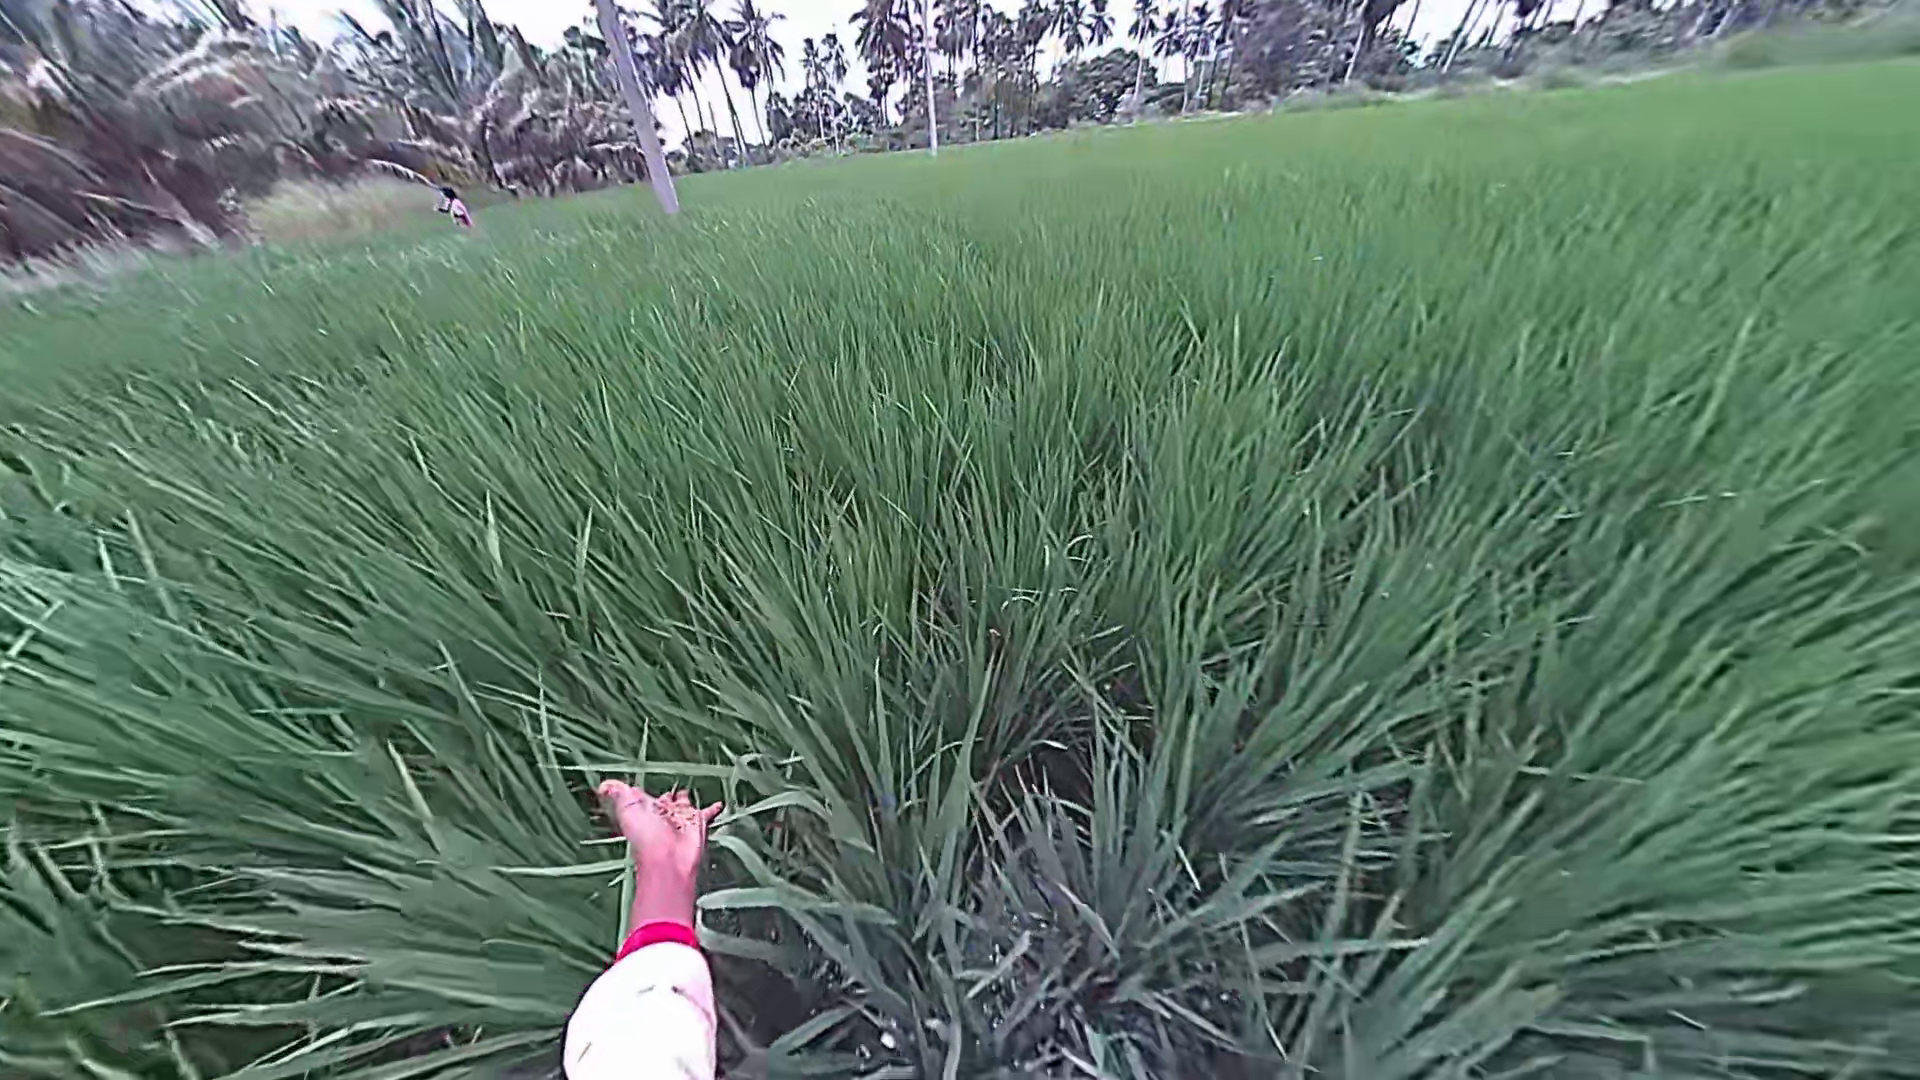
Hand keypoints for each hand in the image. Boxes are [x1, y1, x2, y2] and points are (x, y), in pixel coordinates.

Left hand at [598, 780, 722, 929]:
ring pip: (686, 805)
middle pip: (667, 801)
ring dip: (688, 799)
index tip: (641, 785)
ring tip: (690, 792)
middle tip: (670, 788)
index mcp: (647, 812)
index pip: (646, 799)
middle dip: (668, 796)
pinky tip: (719, 804)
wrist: (670, 858)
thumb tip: (604, 785)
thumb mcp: (628, 811)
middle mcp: (664, 815)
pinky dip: (714, 808)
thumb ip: (620, 796)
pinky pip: (707, 813)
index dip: (644, 792)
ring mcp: (682, 819)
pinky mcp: (698, 822)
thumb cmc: (646, 837)